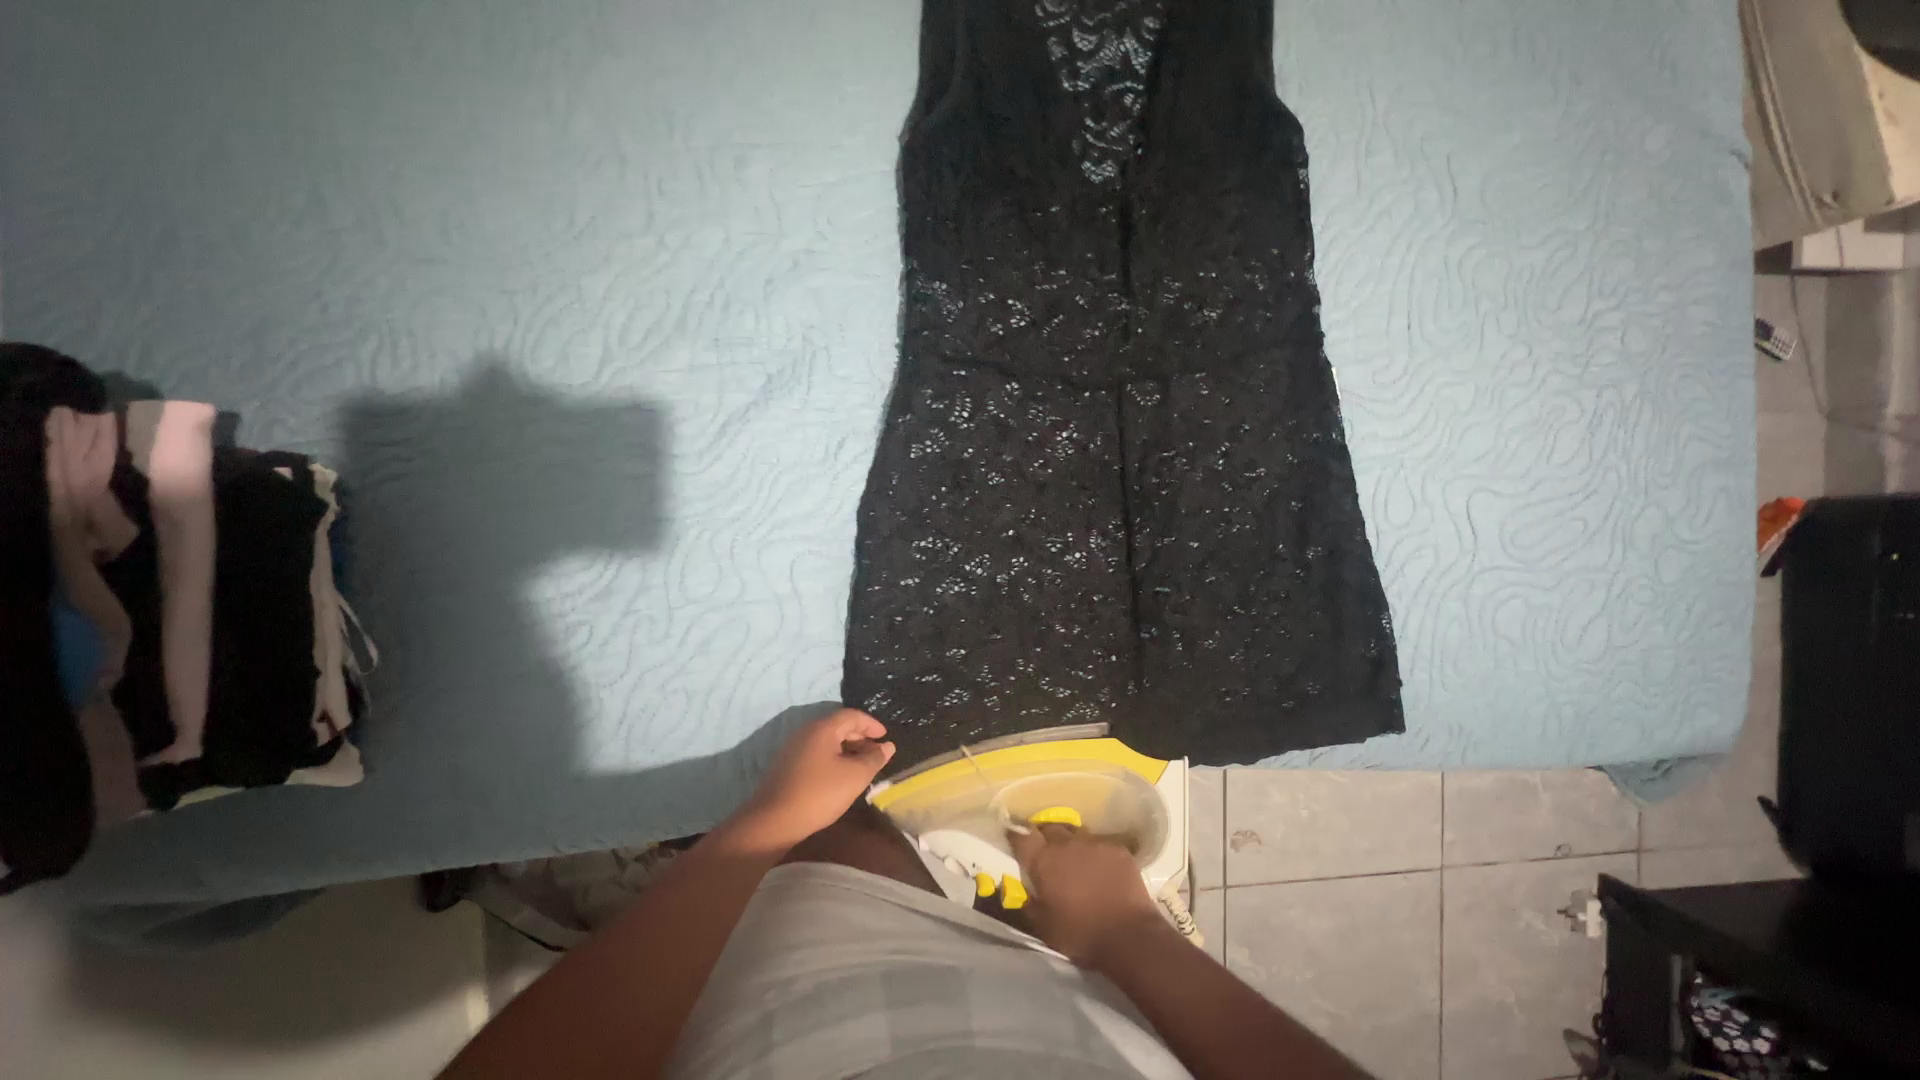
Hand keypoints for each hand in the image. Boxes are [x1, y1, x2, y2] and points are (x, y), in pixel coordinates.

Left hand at [726, 709, 894, 852]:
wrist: (774, 821)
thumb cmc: (819, 794)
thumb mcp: (854, 776)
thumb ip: (874, 758)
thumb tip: (887, 746)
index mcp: (822, 728)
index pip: (852, 715)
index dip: (871, 724)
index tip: (886, 737)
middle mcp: (806, 732)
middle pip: (838, 726)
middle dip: (860, 736)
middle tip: (876, 753)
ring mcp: (794, 748)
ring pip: (827, 740)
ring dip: (847, 749)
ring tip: (862, 766)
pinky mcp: (787, 765)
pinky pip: (817, 752)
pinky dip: (833, 757)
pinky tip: (840, 776)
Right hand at [1008, 824, 1168, 967]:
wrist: (1128, 935)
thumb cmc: (1079, 933)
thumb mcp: (1043, 926)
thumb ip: (1029, 902)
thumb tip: (1023, 889)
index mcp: (1043, 860)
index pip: (1021, 836)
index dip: (1015, 835)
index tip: (1013, 838)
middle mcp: (1066, 843)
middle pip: (1049, 828)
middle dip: (1044, 836)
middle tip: (1045, 851)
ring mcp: (1094, 843)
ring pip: (1076, 832)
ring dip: (1071, 842)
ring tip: (1074, 857)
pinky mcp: (1118, 848)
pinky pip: (1100, 843)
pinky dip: (1095, 852)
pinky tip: (1101, 867)